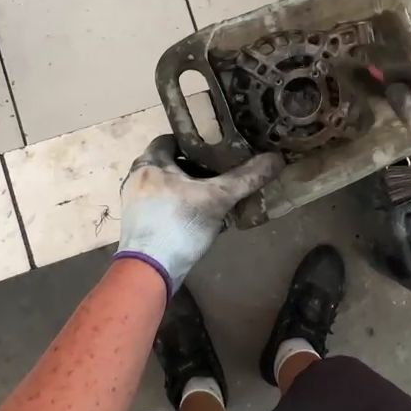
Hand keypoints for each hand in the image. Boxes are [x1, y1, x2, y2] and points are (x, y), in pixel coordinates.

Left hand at [112, 136, 282, 295]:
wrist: (148, 271)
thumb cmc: (178, 224)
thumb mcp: (217, 198)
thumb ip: (245, 178)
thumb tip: (276, 158)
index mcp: (150, 162)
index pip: (171, 139)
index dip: (194, 139)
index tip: (217, 145)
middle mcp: (137, 178)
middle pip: (170, 162)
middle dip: (194, 165)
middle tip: (221, 168)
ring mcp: (135, 203)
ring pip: (167, 185)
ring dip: (188, 186)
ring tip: (215, 191)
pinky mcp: (139, 224)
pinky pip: (163, 204)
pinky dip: (180, 204)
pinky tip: (201, 215)